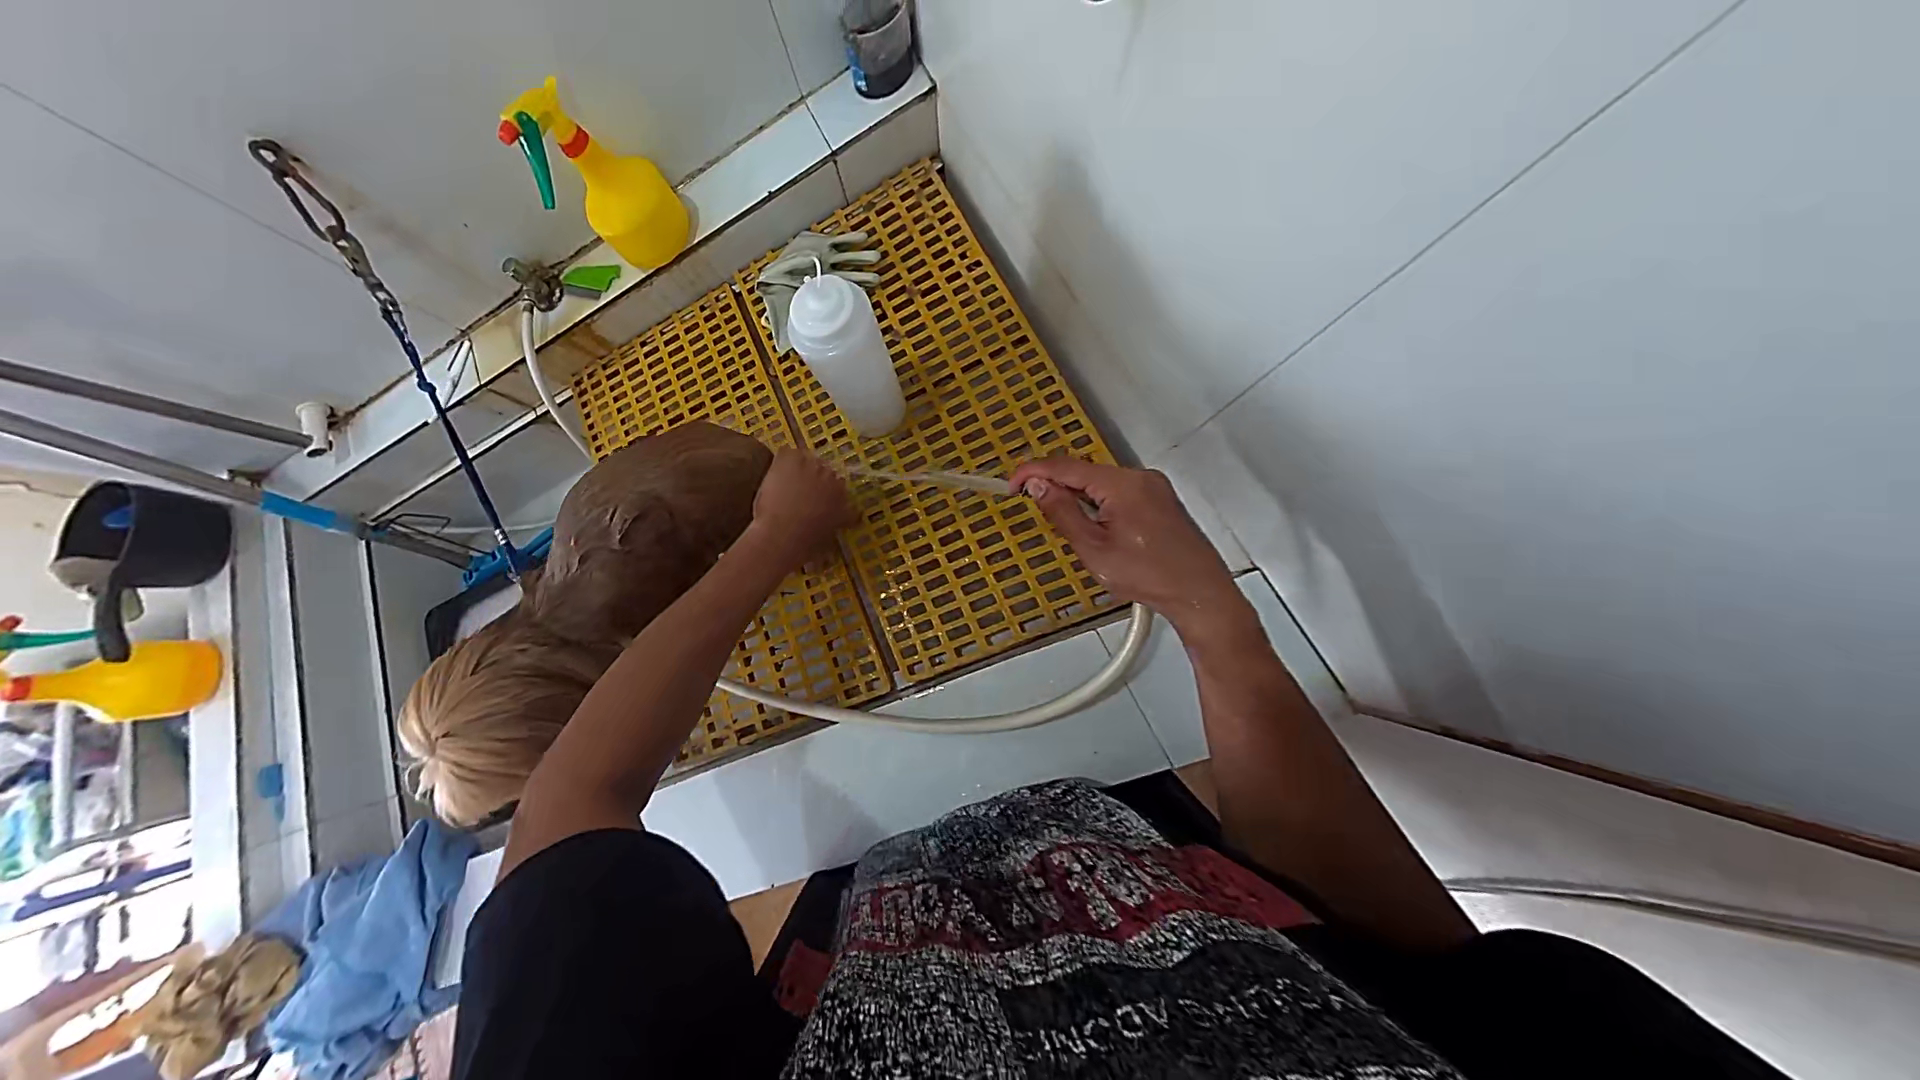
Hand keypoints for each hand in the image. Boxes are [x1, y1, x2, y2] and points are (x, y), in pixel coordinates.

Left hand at [743, 449, 854, 570]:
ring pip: (807, 459)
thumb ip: (833, 531)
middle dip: (814, 480)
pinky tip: (774, 471)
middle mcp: (832, 480)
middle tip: (797, 492)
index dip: (827, 496)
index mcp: (843, 502)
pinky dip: (781, 460)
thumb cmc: (804, 547)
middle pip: (825, 473)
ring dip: (798, 469)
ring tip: (784, 482)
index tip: (816, 503)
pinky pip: (788, 452)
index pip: (840, 492)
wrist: (781, 536)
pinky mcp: (792, 459)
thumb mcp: (827, 543)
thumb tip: (834, 538)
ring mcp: (812, 467)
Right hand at [1008, 457, 1245, 633]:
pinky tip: (1099, 530)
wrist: (1198, 594)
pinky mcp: (1160, 499)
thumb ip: (1062, 513)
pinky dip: (1100, 504)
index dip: (1034, 472)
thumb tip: (1039, 487)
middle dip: (1057, 487)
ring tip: (1073, 530)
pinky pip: (1120, 492)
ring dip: (1079, 498)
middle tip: (1034, 506)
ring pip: (1102, 483)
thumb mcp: (1093, 550)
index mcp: (1123, 485)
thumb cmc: (1153, 577)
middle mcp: (1140, 478)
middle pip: (1085, 472)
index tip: (1013, 484)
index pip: (1066, 466)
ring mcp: (1153, 487)